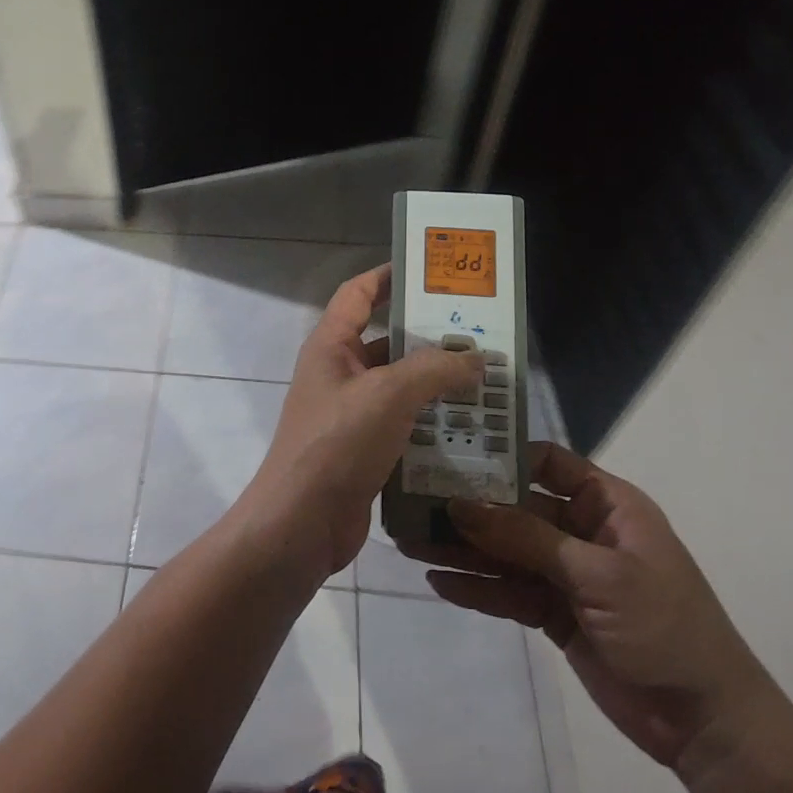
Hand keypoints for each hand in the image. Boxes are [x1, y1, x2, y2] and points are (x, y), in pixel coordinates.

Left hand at [237, 264, 481, 578]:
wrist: (303, 522)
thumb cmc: (338, 444)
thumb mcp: (388, 394)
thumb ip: (434, 369)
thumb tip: (476, 359)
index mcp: (330, 347)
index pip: (358, 294)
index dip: (388, 276)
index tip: (430, 269)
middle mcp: (337, 374)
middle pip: (386, 340)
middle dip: (430, 336)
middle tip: (482, 334)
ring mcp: (349, 414)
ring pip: (399, 386)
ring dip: (438, 384)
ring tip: (489, 381)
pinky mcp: (363, 450)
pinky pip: (403, 424)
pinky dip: (432, 423)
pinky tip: (472, 429)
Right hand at [414, 442, 778, 772]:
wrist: (705, 721)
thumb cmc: (664, 628)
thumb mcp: (597, 574)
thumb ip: (526, 538)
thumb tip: (460, 504)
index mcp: (608, 506)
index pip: (548, 463)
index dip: (502, 454)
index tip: (449, 451)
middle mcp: (582, 532)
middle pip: (514, 508)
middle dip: (467, 507)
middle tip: (412, 502)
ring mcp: (567, 575)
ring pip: (504, 552)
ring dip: (461, 550)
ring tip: (409, 544)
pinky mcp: (554, 613)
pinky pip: (507, 591)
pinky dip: (476, 588)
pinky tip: (438, 582)